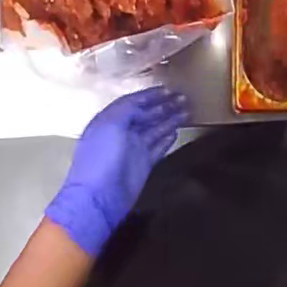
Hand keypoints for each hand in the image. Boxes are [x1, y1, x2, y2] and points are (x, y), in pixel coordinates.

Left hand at [45, 87, 190, 255]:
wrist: (100, 197)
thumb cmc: (101, 158)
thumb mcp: (111, 124)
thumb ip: (128, 109)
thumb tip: (146, 103)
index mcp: (110, 120)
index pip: (133, 102)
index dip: (151, 95)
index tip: (169, 90)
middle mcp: (122, 132)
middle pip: (146, 114)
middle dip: (164, 105)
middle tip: (184, 98)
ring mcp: (133, 149)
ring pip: (155, 129)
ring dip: (170, 119)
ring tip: (187, 111)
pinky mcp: (143, 164)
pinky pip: (157, 147)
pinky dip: (167, 138)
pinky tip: (176, 131)